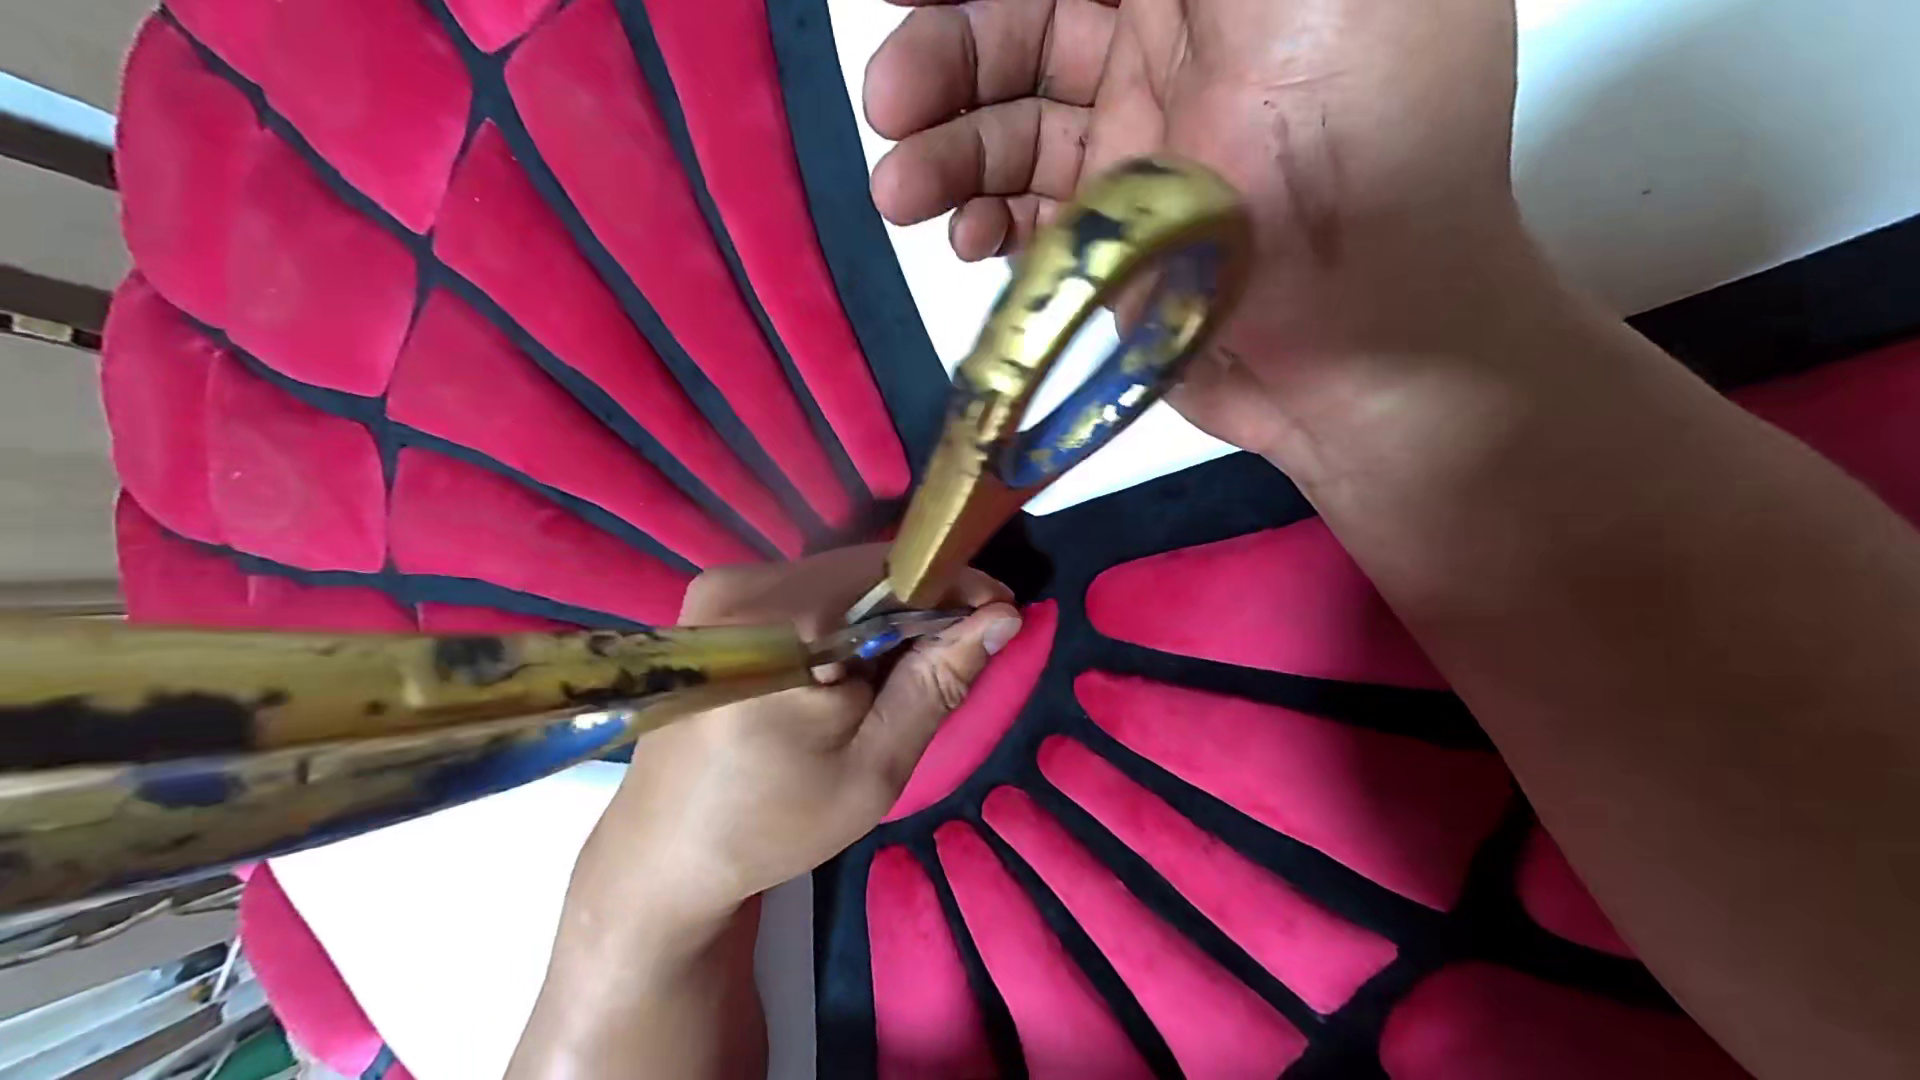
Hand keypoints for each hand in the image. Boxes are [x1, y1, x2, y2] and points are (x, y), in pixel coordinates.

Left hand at [570, 546, 1020, 931]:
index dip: (954, 584)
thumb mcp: (875, 765)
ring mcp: (720, 585)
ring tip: (895, 674)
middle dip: (919, 604)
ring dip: (882, 613)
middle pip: (863, 570)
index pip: (892, 570)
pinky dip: (844, 617)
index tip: (999, 612)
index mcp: (779, 624)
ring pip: (838, 577)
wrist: (666, 850)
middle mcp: (741, 583)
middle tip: (950, 657)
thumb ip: (938, 682)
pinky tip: (846, 667)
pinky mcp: (715, 599)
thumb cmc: (774, 821)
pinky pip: (807, 589)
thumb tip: (1003, 616)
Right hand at [865, 0, 1561, 474]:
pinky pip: (1023, 220)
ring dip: (944, 157)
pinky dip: (982, 224)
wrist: (1361, 348)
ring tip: (899, 194)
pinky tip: (964, 240)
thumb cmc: (1358, 156)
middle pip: (1021, 34)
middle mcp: (1164, 57)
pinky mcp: (1109, 246)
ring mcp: (1129, 161)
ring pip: (1008, 133)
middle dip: (943, 61)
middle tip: (886, 104)